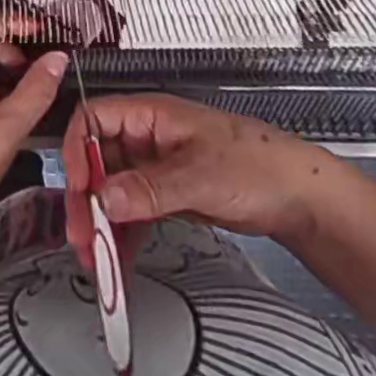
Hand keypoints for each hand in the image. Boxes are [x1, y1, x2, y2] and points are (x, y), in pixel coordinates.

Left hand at [0, 14, 68, 232]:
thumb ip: (37, 87)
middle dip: (20, 53)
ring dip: (18, 69)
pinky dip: (11, 84)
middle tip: (47, 65)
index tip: (44, 30)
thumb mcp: (11, 123)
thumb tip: (59, 57)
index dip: (16, 24)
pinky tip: (27, 97)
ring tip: (39, 84)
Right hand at [62, 94, 332, 264]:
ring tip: (97, 259)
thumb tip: (104, 196)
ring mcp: (156, 166)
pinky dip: (122, 234)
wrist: (298, 196)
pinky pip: (132, 211)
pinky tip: (119, 260)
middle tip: (83, 236)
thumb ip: (149, 187)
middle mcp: (147, 137)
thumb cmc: (258, 164)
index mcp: (151, 115)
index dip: (78, 151)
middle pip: (97, 160)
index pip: (94, 120)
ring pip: (112, 190)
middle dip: (85, 198)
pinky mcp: (166, 193)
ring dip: (100, 223)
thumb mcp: (200, 175)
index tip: (76, 188)